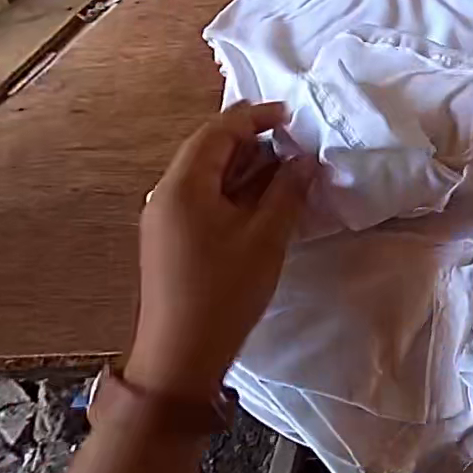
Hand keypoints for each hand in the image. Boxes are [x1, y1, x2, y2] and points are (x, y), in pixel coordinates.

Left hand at [128, 102, 316, 401]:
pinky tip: (265, 200)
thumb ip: (287, 191)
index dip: (255, 117)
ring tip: (286, 169)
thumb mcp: (265, 237)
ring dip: (247, 168)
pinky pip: (206, 199)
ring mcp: (167, 218)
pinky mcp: (174, 238)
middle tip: (294, 144)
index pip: (218, 132)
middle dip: (253, 142)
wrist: (181, 356)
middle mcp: (167, 194)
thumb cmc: (225, 292)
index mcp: (182, 186)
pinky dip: (236, 192)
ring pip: (209, 177)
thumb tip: (304, 160)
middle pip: (210, 151)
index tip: (290, 115)